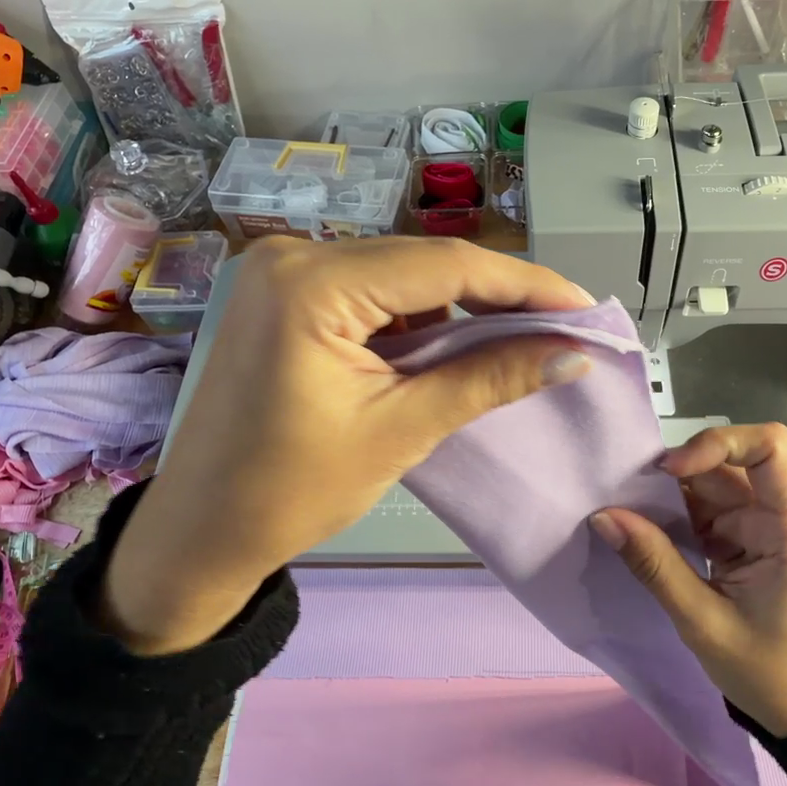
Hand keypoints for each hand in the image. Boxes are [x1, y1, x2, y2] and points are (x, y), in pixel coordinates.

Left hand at [104, 237, 594, 653]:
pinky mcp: (285, 296)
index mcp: (313, 283)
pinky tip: (454, 347)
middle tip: (563, 327)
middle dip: (497, 296)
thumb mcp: (401, 429)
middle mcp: (294, 255)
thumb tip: (571, 353)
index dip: (525, 284)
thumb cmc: (291, 490)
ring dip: (459, 309)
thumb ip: (490, 379)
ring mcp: (284, 272)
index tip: (585, 308)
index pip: (445, 265)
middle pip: (423, 264)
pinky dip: (416, 320)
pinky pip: (371, 294)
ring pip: (401, 277)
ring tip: (521, 340)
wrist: (201, 530)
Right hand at [590, 423, 786, 737]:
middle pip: (731, 462)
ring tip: (628, 509)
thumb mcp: (702, 622)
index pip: (769, 448)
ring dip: (671, 493)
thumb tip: (603, 517)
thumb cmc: (766, 671)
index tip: (671, 471)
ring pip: (713, 484)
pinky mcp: (744, 541)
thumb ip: (654, 565)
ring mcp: (761, 527)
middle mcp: (780, 516)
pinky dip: (674, 515)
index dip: (718, 442)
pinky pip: (706, 510)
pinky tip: (643, 527)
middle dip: (679, 470)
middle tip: (629, 492)